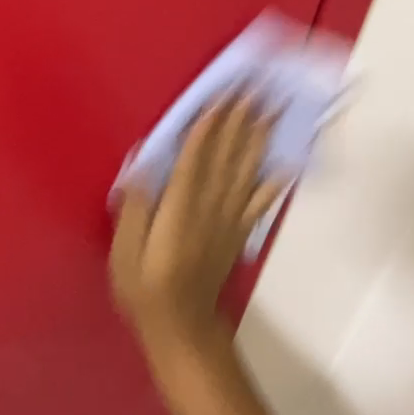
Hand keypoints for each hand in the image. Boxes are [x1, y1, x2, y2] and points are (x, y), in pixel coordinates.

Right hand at [111, 93, 287, 351]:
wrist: (181, 328)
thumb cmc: (144, 287)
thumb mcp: (125, 249)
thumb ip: (135, 204)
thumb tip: (144, 159)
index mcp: (181, 206)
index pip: (198, 153)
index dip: (212, 121)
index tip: (226, 91)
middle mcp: (211, 206)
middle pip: (229, 153)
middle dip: (243, 117)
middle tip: (259, 86)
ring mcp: (230, 219)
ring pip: (248, 169)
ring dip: (261, 136)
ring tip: (273, 108)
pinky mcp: (239, 231)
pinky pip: (261, 200)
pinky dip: (277, 180)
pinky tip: (288, 160)